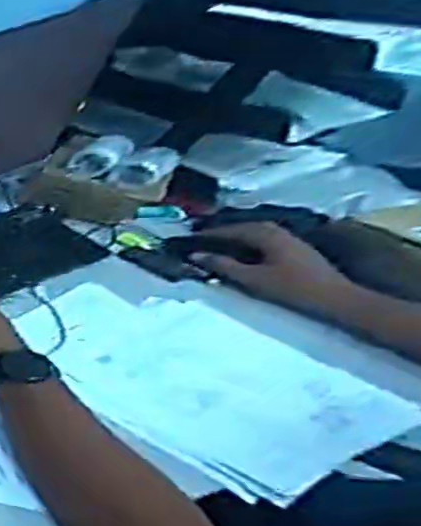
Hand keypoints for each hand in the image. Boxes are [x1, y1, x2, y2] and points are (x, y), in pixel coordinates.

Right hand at [187, 223, 356, 314]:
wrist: (337, 298)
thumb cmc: (291, 287)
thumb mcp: (251, 278)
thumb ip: (222, 265)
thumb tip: (195, 255)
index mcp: (269, 237)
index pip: (233, 230)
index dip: (209, 233)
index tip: (189, 237)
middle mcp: (282, 234)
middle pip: (249, 227)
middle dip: (225, 230)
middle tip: (203, 237)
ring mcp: (293, 242)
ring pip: (260, 231)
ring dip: (239, 234)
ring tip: (221, 241)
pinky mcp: (299, 250)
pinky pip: (269, 238)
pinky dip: (252, 239)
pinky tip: (244, 248)